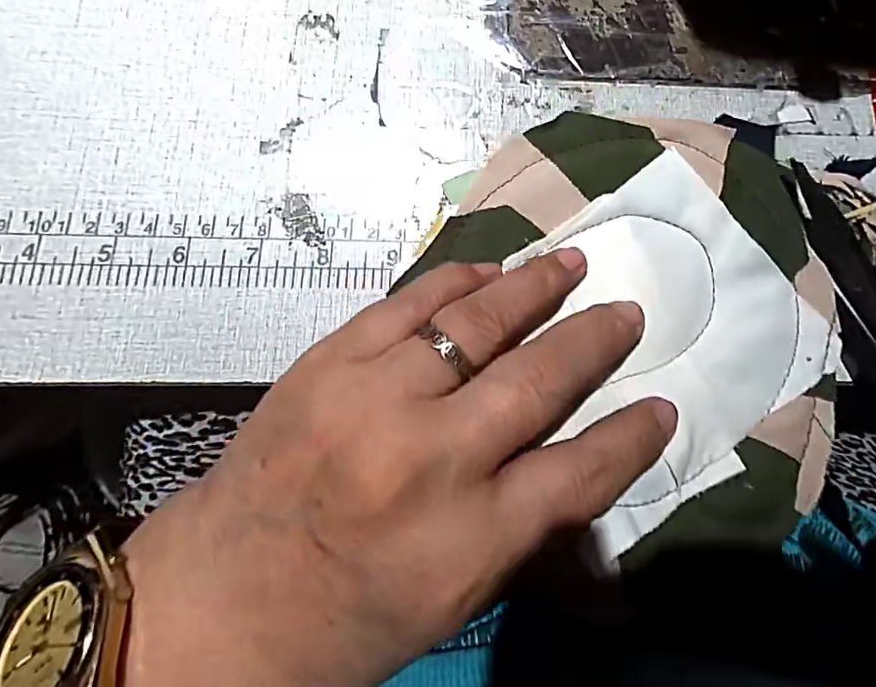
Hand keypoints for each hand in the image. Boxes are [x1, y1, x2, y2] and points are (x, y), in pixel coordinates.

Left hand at [119, 250, 676, 686]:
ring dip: (534, 287)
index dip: (631, 435)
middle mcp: (425, 461)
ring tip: (571, 262)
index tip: (663, 404)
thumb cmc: (352, 613)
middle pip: (537, 381)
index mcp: (464, 540)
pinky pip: (409, 304)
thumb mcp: (458, 593)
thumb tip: (596, 443)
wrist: (212, 607)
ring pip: (476, 325)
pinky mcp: (328, 364)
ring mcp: (371, 401)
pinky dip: (457, 281)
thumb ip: (531, 517)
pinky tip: (492, 270)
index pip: (578, 473)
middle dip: (594, 339)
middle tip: (627, 310)